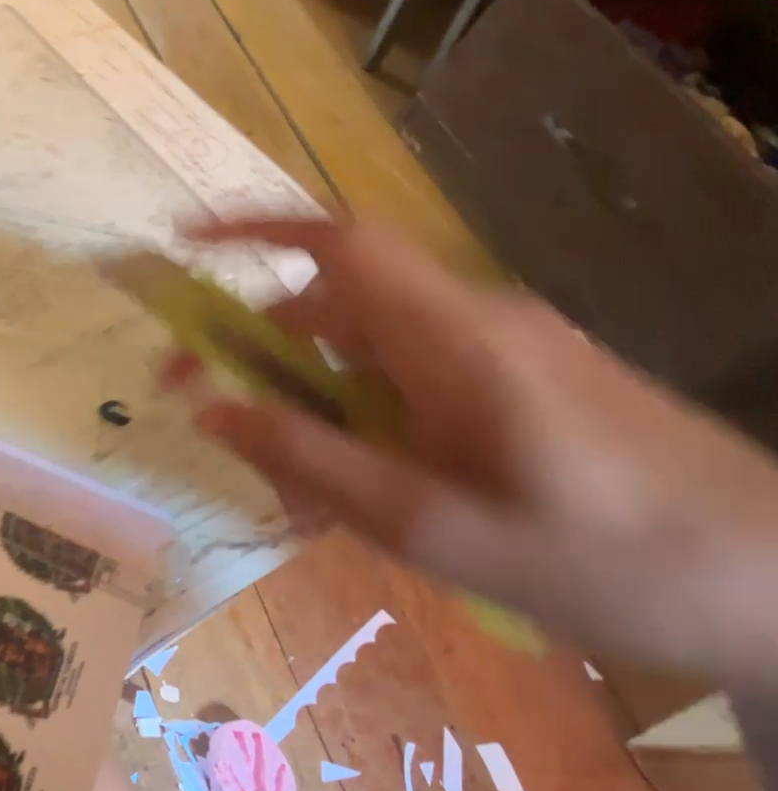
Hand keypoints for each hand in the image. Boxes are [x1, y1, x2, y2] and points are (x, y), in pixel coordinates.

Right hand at [181, 217, 777, 683]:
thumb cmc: (606, 561)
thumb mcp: (429, 527)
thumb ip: (308, 462)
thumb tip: (209, 410)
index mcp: (453, 340)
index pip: (341, 244)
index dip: (254, 230)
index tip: (184, 245)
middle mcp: (476, 323)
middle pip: (337, 309)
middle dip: (259, 355)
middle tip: (209, 416)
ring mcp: (508, 350)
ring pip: (372, 354)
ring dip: (314, 405)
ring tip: (298, 495)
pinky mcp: (530, 382)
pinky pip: (416, 381)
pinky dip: (365, 420)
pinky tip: (367, 491)